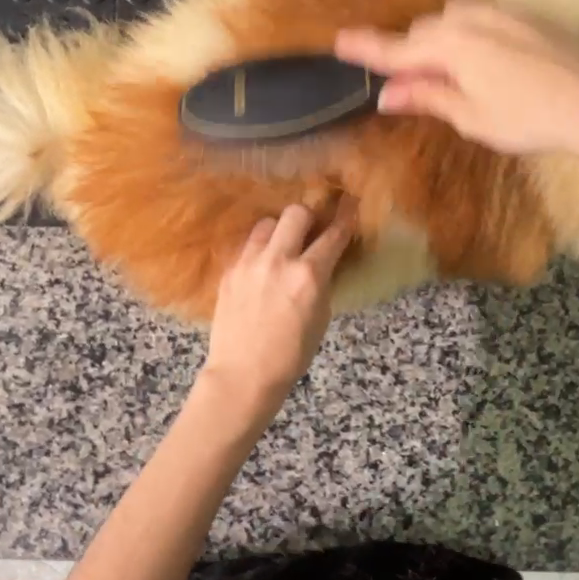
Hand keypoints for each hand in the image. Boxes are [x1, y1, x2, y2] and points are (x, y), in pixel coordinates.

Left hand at [201, 201, 357, 414]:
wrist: (243, 373)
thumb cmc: (291, 355)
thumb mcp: (321, 318)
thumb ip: (321, 283)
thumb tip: (322, 263)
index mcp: (308, 276)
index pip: (332, 235)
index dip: (344, 218)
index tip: (349, 206)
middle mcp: (278, 261)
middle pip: (295, 213)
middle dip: (308, 217)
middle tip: (310, 229)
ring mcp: (249, 263)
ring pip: (267, 224)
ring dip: (279, 231)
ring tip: (281, 247)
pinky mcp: (229, 270)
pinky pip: (247, 246)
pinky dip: (258, 250)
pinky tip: (261, 265)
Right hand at [335, 0, 578, 155]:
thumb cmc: (527, 118)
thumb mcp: (468, 116)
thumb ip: (426, 97)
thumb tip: (387, 94)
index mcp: (450, 46)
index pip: (395, 49)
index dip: (366, 49)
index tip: (338, 42)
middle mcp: (471, 21)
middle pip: (424, 31)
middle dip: (410, 52)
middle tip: (407, 84)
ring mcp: (503, 14)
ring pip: (453, 19)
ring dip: (441, 40)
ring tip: (449, 71)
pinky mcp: (530, 18)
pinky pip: (483, 18)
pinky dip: (470, 35)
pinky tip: (488, 62)